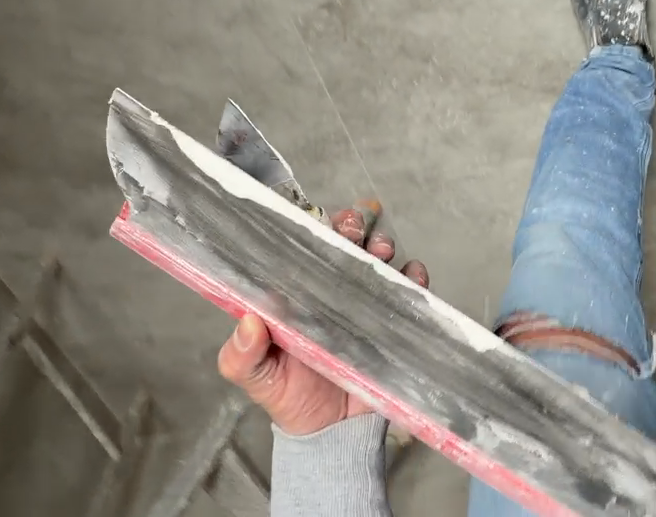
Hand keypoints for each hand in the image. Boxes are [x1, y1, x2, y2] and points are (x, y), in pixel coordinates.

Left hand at [216, 205, 429, 436]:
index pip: (306, 243)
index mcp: (298, 289)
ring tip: (380, 252)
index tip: (320, 221)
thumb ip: (242, 355)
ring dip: (381, 243)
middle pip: (346, 238)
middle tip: (353, 231)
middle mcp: (333, 285)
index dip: (313, 224)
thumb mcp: (257, 377)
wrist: (332, 434)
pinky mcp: (394, 315)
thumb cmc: (290, 396)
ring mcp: (366, 298)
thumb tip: (247, 323)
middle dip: (352, 224)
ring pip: (377, 253)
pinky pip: (409, 286)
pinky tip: (409, 276)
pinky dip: (413, 274)